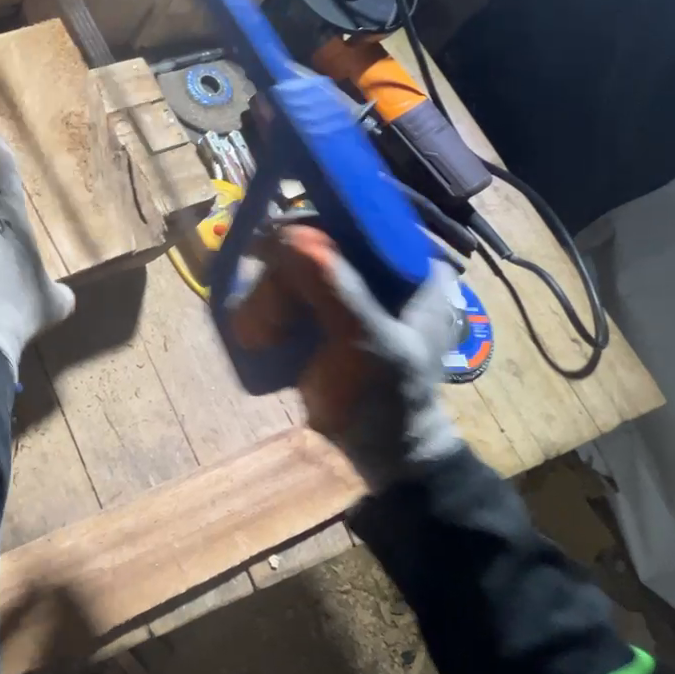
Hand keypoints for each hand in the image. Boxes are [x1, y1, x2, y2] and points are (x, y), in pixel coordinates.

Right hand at [229, 224, 463, 490]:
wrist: (384, 456)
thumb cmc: (386, 401)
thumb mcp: (366, 344)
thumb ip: (334, 289)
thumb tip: (290, 235)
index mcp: (413, 267)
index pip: (358, 216)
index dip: (311, 223)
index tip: (268, 247)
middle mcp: (381, 268)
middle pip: (313, 241)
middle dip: (280, 279)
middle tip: (267, 319)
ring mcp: (348, 291)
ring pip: (289, 268)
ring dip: (266, 301)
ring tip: (262, 338)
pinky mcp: (321, 311)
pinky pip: (281, 291)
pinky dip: (265, 308)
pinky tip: (262, 335)